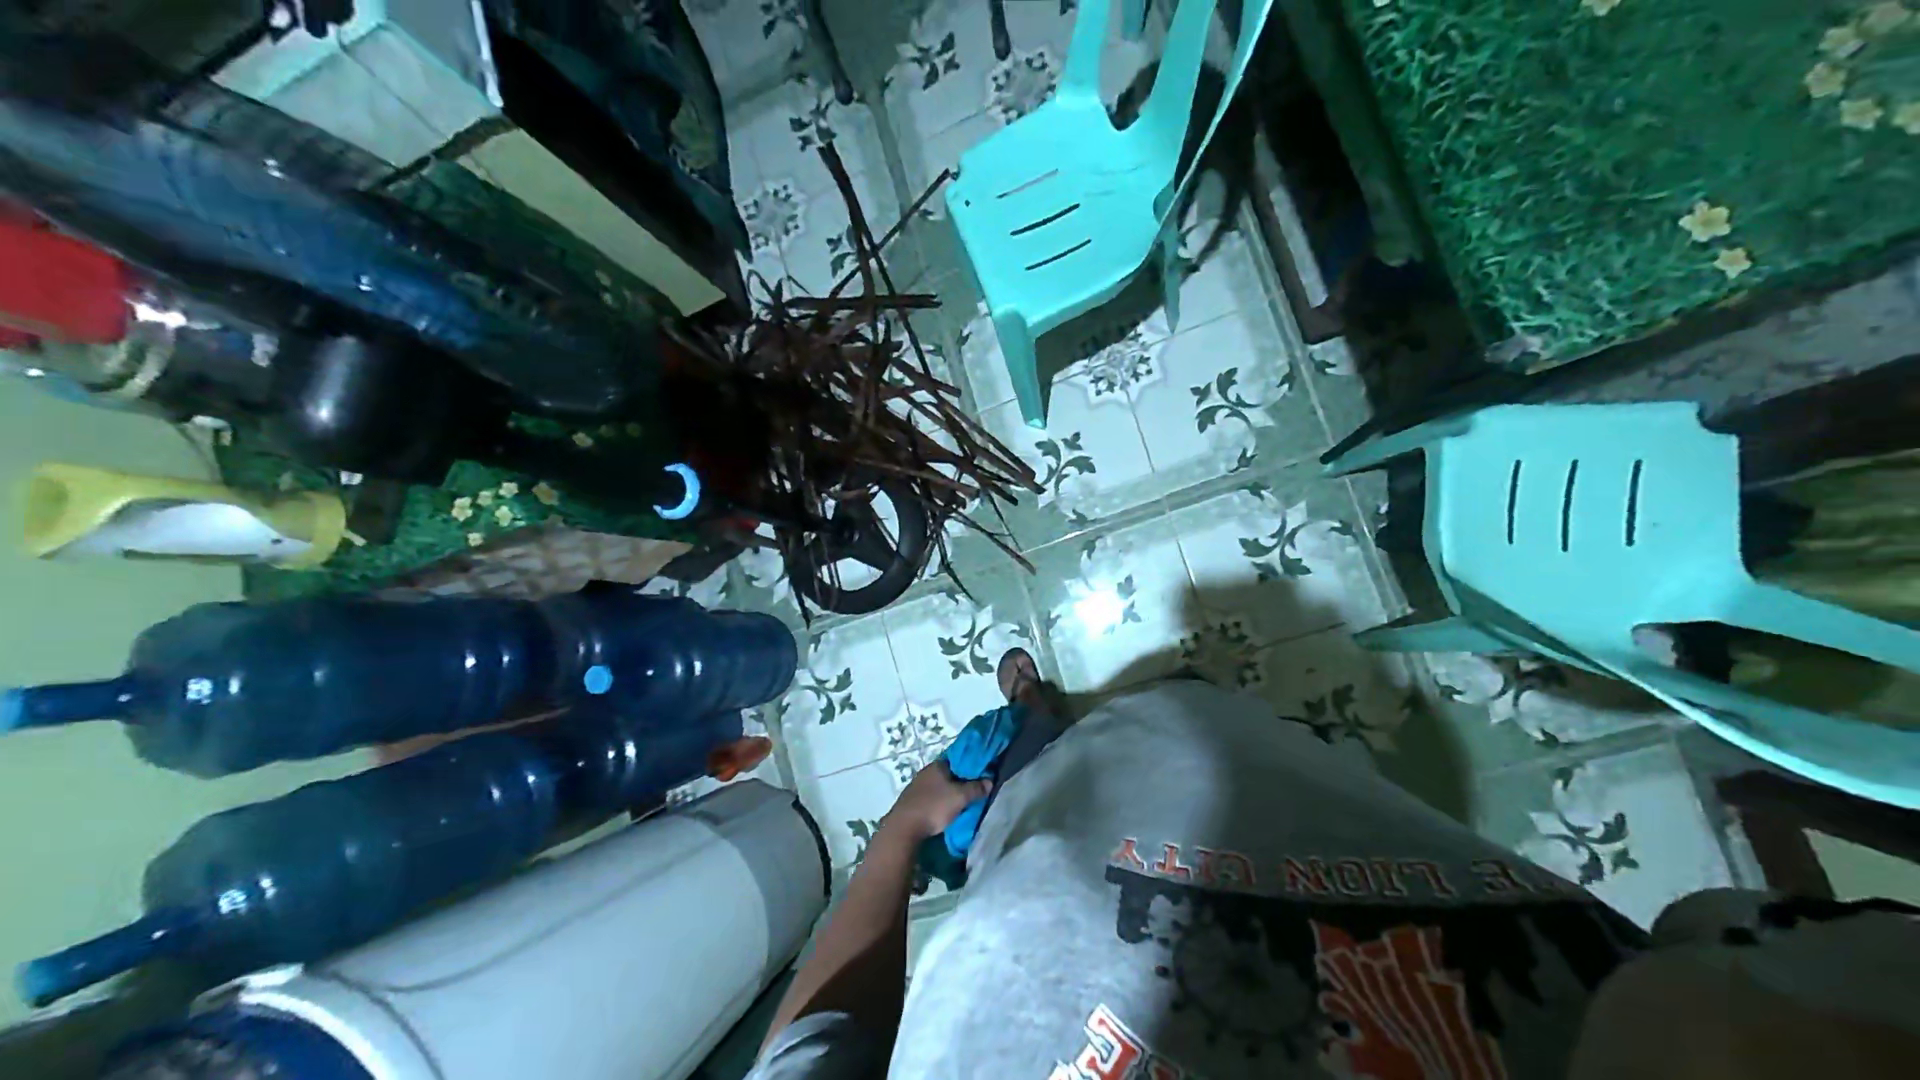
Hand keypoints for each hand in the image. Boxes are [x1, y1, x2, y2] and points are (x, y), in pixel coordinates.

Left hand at [883, 761, 992, 841]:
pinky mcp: (912, 800)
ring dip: (949, 793)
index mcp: (937, 765)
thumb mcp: (960, 797)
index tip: (981, 775)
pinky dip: (939, 801)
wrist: (904, 827)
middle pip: (949, 774)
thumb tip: (989, 781)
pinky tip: (944, 810)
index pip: (958, 760)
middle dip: (961, 781)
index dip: (971, 767)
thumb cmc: (934, 806)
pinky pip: (931, 797)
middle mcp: (926, 771)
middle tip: (974, 791)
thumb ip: (976, 788)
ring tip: (961, 803)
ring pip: (939, 786)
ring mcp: (917, 786)